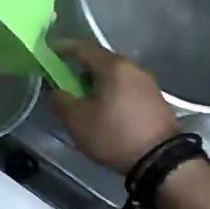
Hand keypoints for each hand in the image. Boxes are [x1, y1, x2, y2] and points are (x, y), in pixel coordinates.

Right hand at [50, 39, 177, 171]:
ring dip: (95, 81)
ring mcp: (147, 83)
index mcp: (113, 66)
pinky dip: (110, 91)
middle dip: (79, 67)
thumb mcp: (76, 120)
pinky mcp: (155, 99)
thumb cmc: (114, 134)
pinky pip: (126, 87)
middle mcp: (133, 68)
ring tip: (83, 97)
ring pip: (114, 75)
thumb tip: (55, 91)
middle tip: (63, 79)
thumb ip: (60, 100)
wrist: (161, 161)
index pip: (82, 48)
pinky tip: (104, 108)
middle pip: (100, 60)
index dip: (62, 47)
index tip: (48, 51)